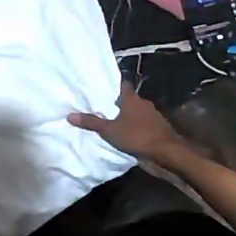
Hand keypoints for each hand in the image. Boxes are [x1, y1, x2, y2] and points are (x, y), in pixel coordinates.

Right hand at [68, 85, 187, 164]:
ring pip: (137, 110)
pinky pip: (144, 121)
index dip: (114, 85)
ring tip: (116, 121)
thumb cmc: (136, 136)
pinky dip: (137, 124)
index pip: (123, 85)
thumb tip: (70, 115)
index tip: (104, 87)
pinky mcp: (159, 126)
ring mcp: (153, 114)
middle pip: (129, 99)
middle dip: (119, 103)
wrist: (165, 150)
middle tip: (105, 107)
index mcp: (131, 99)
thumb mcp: (110, 131)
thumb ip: (91, 122)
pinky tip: (130, 132)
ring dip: (129, 115)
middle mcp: (143, 103)